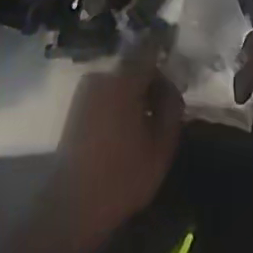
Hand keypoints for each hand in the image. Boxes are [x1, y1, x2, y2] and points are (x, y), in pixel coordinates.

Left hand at [44, 52, 184, 250]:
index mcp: (123, 80)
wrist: (74, 202)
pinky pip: (106, 92)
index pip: (149, 50)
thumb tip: (172, 87)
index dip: (166, 53)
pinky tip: (126, 129)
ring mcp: (85, 89)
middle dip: (152, 82)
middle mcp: (101, 75)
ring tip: (146, 123)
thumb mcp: (161, 146)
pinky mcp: (76, 105)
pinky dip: (119, 102)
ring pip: (120, 80)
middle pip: (134, 66)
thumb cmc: (122, 174)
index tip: (179, 66)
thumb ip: (171, 109)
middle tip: (166, 109)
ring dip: (135, 94)